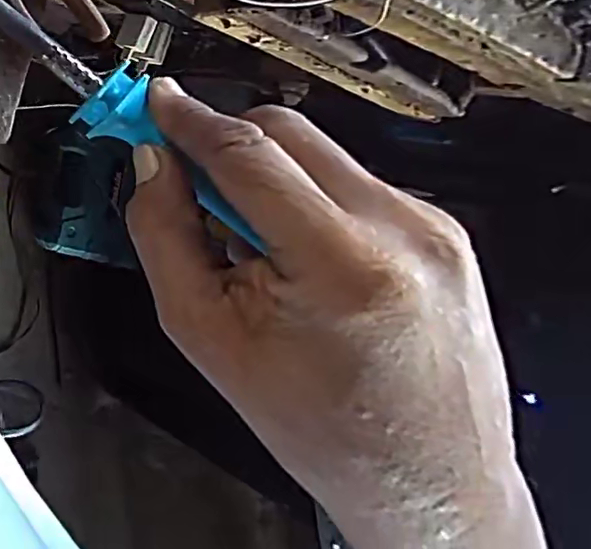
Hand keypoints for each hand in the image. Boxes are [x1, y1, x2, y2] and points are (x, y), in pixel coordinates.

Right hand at [126, 80, 543, 548]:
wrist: (434, 489)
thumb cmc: (325, 430)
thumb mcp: (206, 335)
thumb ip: (164, 234)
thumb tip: (153, 164)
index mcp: (343, 264)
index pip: (245, 152)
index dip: (188, 118)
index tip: (155, 101)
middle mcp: (400, 231)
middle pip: (281, 130)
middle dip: (221, 136)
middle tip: (178, 159)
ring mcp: (429, 226)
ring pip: (313, 148)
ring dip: (261, 167)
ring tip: (243, 230)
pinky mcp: (438, 227)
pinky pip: (346, 176)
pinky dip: (301, 190)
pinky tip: (290, 244)